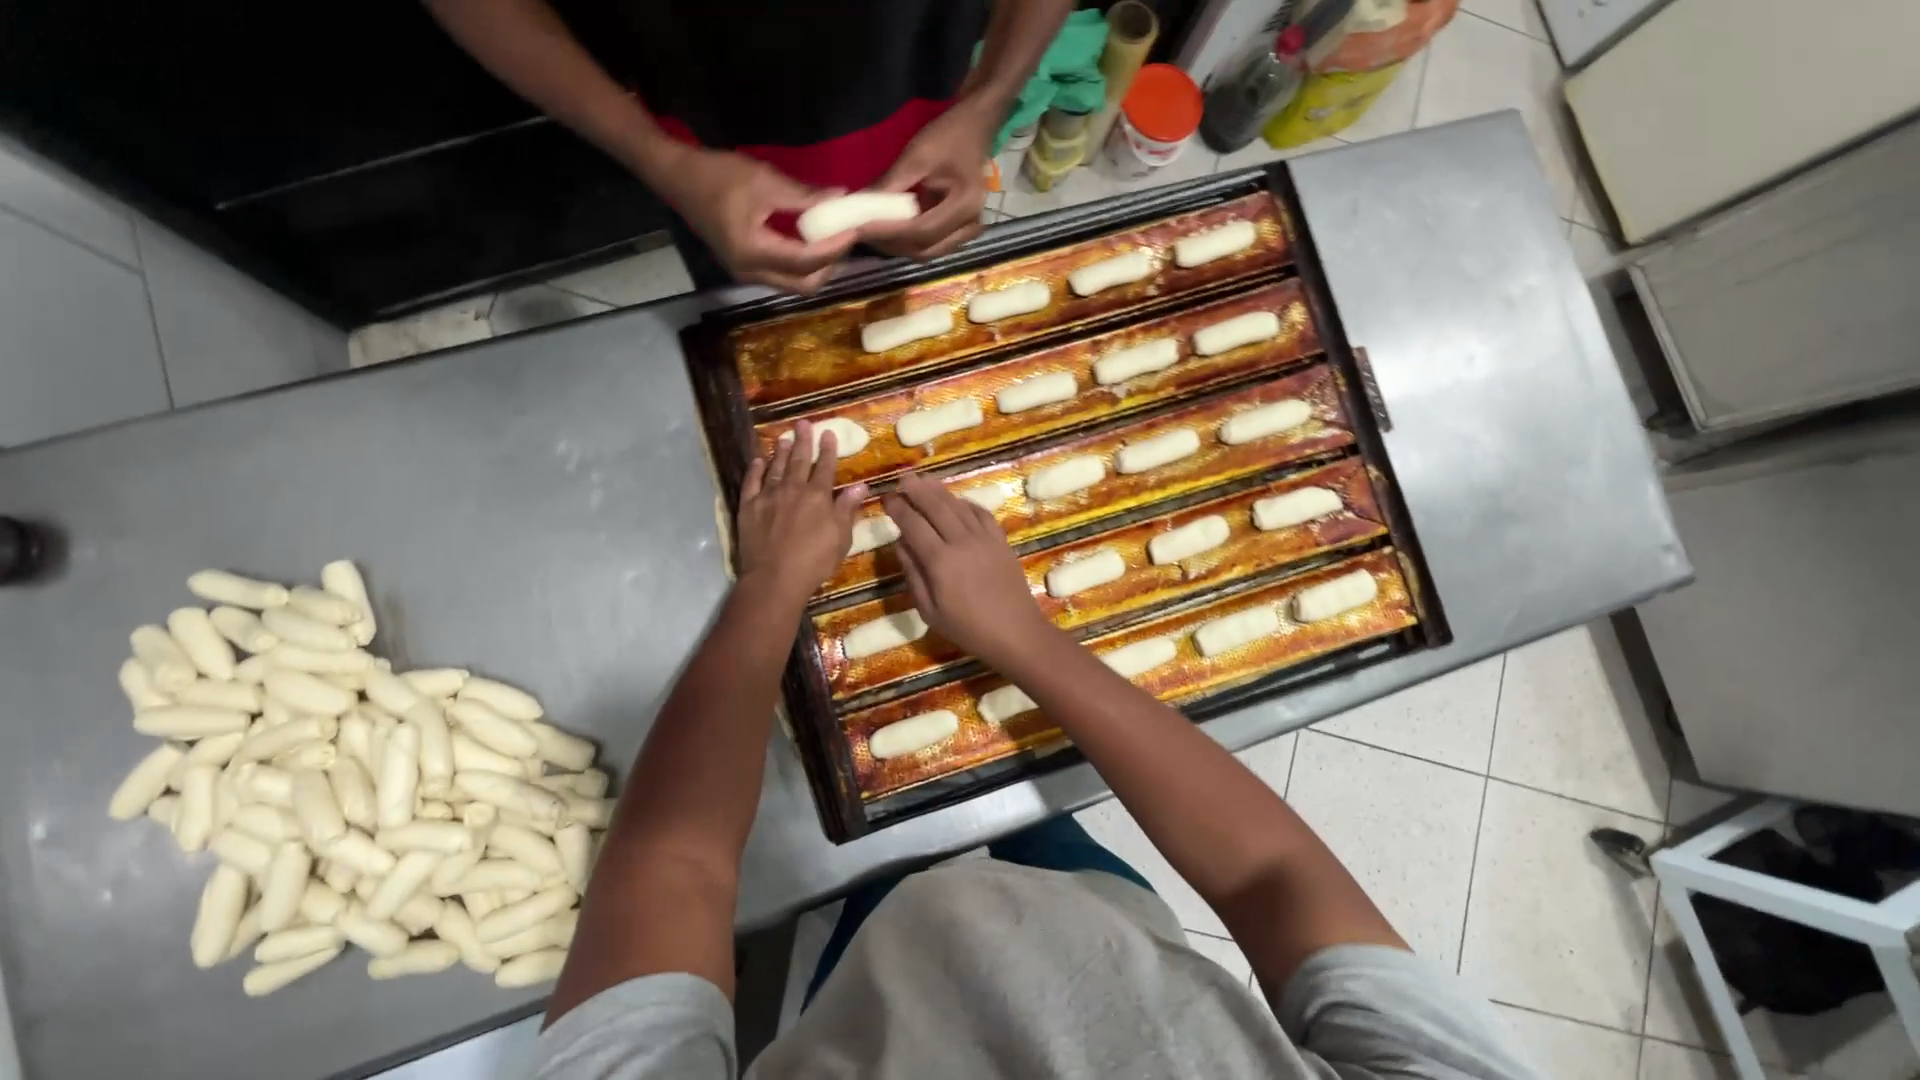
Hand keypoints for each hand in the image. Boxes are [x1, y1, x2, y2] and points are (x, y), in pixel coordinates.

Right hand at [654, 149, 857, 291]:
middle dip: (830, 265)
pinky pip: (783, 275)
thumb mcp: (764, 180)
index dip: (834, 248)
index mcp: (753, 252)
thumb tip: (841, 198)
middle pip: (804, 285)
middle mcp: (750, 272)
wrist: (677, 178)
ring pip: (795, 284)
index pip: (806, 262)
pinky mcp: (746, 268)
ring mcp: (746, 274)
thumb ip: (804, 196)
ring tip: (833, 238)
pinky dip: (803, 264)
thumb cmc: (717, 175)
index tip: (854, 229)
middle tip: (845, 237)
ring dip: (818, 267)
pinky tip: (813, 241)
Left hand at [737, 421, 867, 596]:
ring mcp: (768, 496)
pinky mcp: (748, 507)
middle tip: (803, 423)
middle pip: (799, 460)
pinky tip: (758, 461)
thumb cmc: (814, 561)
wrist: (775, 577)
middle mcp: (793, 489)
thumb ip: (847, 509)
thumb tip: (861, 486)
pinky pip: (751, 482)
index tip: (828, 433)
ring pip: (775, 467)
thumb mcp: (841, 538)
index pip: (825, 467)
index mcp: (818, 496)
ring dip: (780, 452)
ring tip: (783, 438)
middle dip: (803, 441)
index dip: (828, 450)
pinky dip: (755, 470)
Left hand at [859, 101, 995, 259]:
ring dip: (898, 245)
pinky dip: (908, 241)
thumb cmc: (949, 136)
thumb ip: (890, 185)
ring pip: (926, 252)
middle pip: (924, 249)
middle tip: (862, 230)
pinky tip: (890, 229)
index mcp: (965, 205)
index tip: (860, 227)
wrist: (975, 130)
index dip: (889, 232)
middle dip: (890, 243)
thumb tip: (857, 206)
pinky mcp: (959, 233)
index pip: (921, 231)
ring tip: (873, 230)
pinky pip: (930, 246)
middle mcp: (970, 227)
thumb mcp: (917, 156)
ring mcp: (967, 233)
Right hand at [883, 472, 1054, 669]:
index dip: (898, 509)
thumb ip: (913, 574)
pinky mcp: (1001, 540)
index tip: (886, 498)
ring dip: (939, 490)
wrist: (1016, 633)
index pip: (913, 525)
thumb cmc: (968, 629)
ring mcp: (984, 538)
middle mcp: (961, 542)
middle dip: (917, 490)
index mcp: (940, 561)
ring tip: (924, 480)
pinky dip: (966, 503)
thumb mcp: (929, 610)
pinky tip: (957, 500)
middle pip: (935, 506)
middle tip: (903, 478)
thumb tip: (900, 543)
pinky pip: (981, 513)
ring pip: (958, 505)